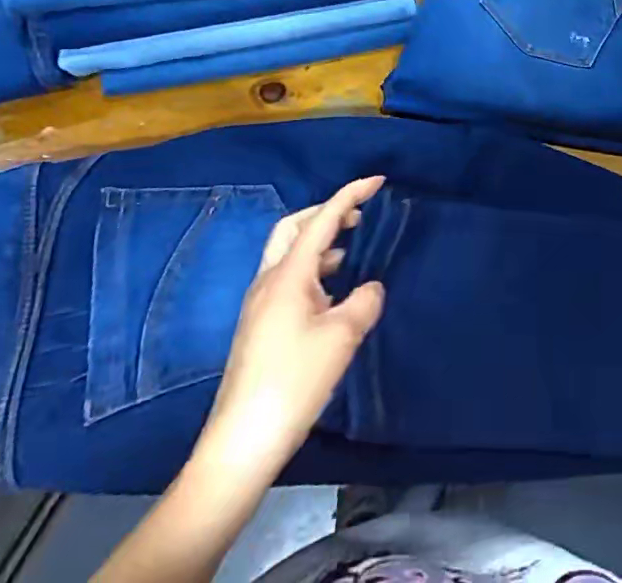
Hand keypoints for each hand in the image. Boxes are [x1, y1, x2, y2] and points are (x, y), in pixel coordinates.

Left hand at [191, 175, 387, 478]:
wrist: (243, 439)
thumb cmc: (294, 381)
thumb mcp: (342, 337)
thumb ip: (364, 301)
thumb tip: (370, 288)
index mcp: (287, 276)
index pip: (321, 221)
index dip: (350, 195)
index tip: (378, 182)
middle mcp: (268, 281)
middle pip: (294, 228)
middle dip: (327, 212)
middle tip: (360, 215)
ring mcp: (261, 304)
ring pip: (290, 254)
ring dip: (322, 242)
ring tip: (354, 249)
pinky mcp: (262, 325)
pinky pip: (290, 279)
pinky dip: (316, 269)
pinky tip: (335, 290)